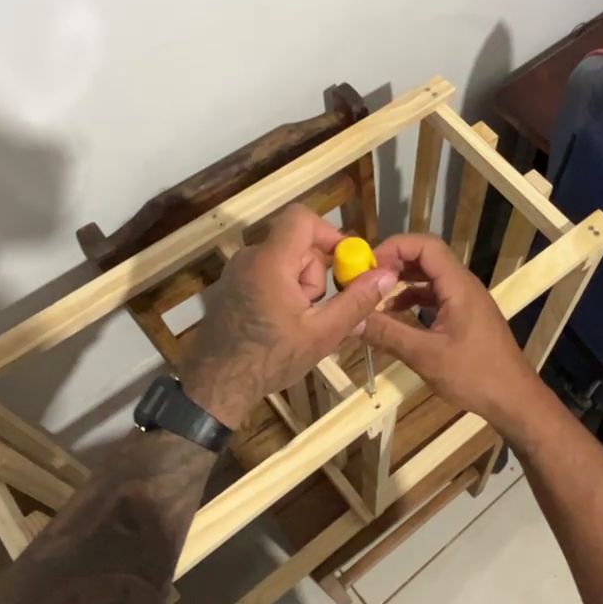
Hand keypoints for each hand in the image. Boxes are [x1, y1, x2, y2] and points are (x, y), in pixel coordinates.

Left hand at [180, 204, 397, 428]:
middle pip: (297, 245)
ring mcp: (237, 271)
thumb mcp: (322, 334)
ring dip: (299, 285)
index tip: (345, 261)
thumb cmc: (270, 359)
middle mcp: (250, 257)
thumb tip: (387, 276)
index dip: (328, 232)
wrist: (216, 384)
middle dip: (315, 273)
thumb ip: (356, 302)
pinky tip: (280, 323)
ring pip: (284, 260)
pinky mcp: (231, 284)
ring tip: (296, 322)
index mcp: (271, 262)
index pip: (301, 218)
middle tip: (315, 310)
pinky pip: (267, 272)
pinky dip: (282, 289)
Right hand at [359, 233, 551, 433]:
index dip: (394, 248)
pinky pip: (435, 296)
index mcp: (458, 285)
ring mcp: (465, 300)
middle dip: (393, 264)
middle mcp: (463, 285)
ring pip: (429, 277)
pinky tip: (394, 316)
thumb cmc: (475, 375)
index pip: (425, 245)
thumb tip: (351, 319)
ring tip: (372, 298)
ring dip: (401, 282)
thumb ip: (388, 333)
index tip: (366, 267)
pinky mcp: (465, 316)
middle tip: (363, 281)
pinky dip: (412, 300)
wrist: (514, 399)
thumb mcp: (425, 355)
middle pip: (425, 257)